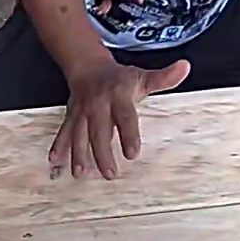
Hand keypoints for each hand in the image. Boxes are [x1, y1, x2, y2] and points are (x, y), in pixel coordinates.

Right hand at [49, 58, 190, 179]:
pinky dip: (58, 146)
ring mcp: (82, 112)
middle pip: (99, 132)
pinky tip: (54, 161)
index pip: (125, 117)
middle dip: (102, 153)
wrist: (87, 67)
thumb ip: (163, 78)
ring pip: (79, 135)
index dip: (128, 135)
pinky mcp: (71, 118)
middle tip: (110, 174)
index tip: (132, 154)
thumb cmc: (119, 79)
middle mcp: (98, 105)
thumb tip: (184, 68)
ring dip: (78, 155)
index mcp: (118, 96)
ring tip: (80, 174)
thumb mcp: (142, 77)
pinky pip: (63, 132)